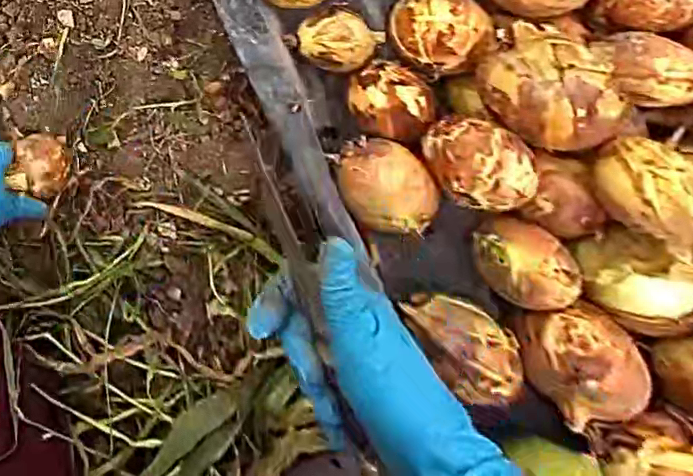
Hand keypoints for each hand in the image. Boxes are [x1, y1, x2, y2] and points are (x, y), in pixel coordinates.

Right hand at [249, 239, 516, 475]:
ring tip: (335, 412)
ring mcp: (355, 357)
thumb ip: (339, 287)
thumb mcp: (357, 334)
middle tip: (315, 378)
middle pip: (300, 320)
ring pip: (309, 358)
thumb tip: (333, 240)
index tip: (259, 328)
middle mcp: (353, 322)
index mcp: (356, 299)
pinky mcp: (357, 390)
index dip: (276, 298)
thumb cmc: (395, 393)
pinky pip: (324, 389)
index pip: (300, 278)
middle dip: (300, 354)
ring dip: (314, 387)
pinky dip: (327, 410)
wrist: (433, 463)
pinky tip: (341, 428)